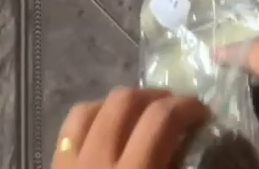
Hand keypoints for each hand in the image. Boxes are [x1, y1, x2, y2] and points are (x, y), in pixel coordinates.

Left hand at [54, 87, 209, 168]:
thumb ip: (175, 166)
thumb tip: (193, 141)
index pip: (160, 120)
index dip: (187, 107)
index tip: (204, 112)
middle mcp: (95, 162)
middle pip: (125, 102)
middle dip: (156, 97)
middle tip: (176, 109)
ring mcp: (68, 164)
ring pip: (91, 108)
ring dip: (122, 104)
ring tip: (142, 115)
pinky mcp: (54, 168)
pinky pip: (68, 129)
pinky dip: (92, 119)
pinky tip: (107, 129)